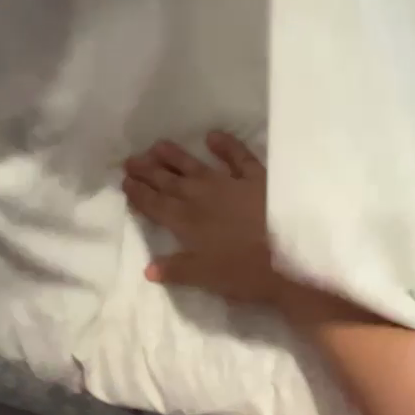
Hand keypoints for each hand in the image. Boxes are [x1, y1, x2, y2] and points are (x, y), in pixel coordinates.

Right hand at [123, 132, 301, 307]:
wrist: (290, 260)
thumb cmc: (245, 274)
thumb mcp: (207, 278)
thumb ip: (177, 270)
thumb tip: (148, 268)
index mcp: (186, 223)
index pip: (155, 204)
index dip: (139, 193)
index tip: (124, 182)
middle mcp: (202, 197)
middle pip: (169, 181)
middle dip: (148, 170)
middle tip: (131, 159)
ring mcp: (229, 183)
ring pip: (195, 165)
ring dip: (175, 155)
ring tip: (158, 145)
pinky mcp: (256, 178)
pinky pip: (237, 156)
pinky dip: (225, 145)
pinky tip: (213, 136)